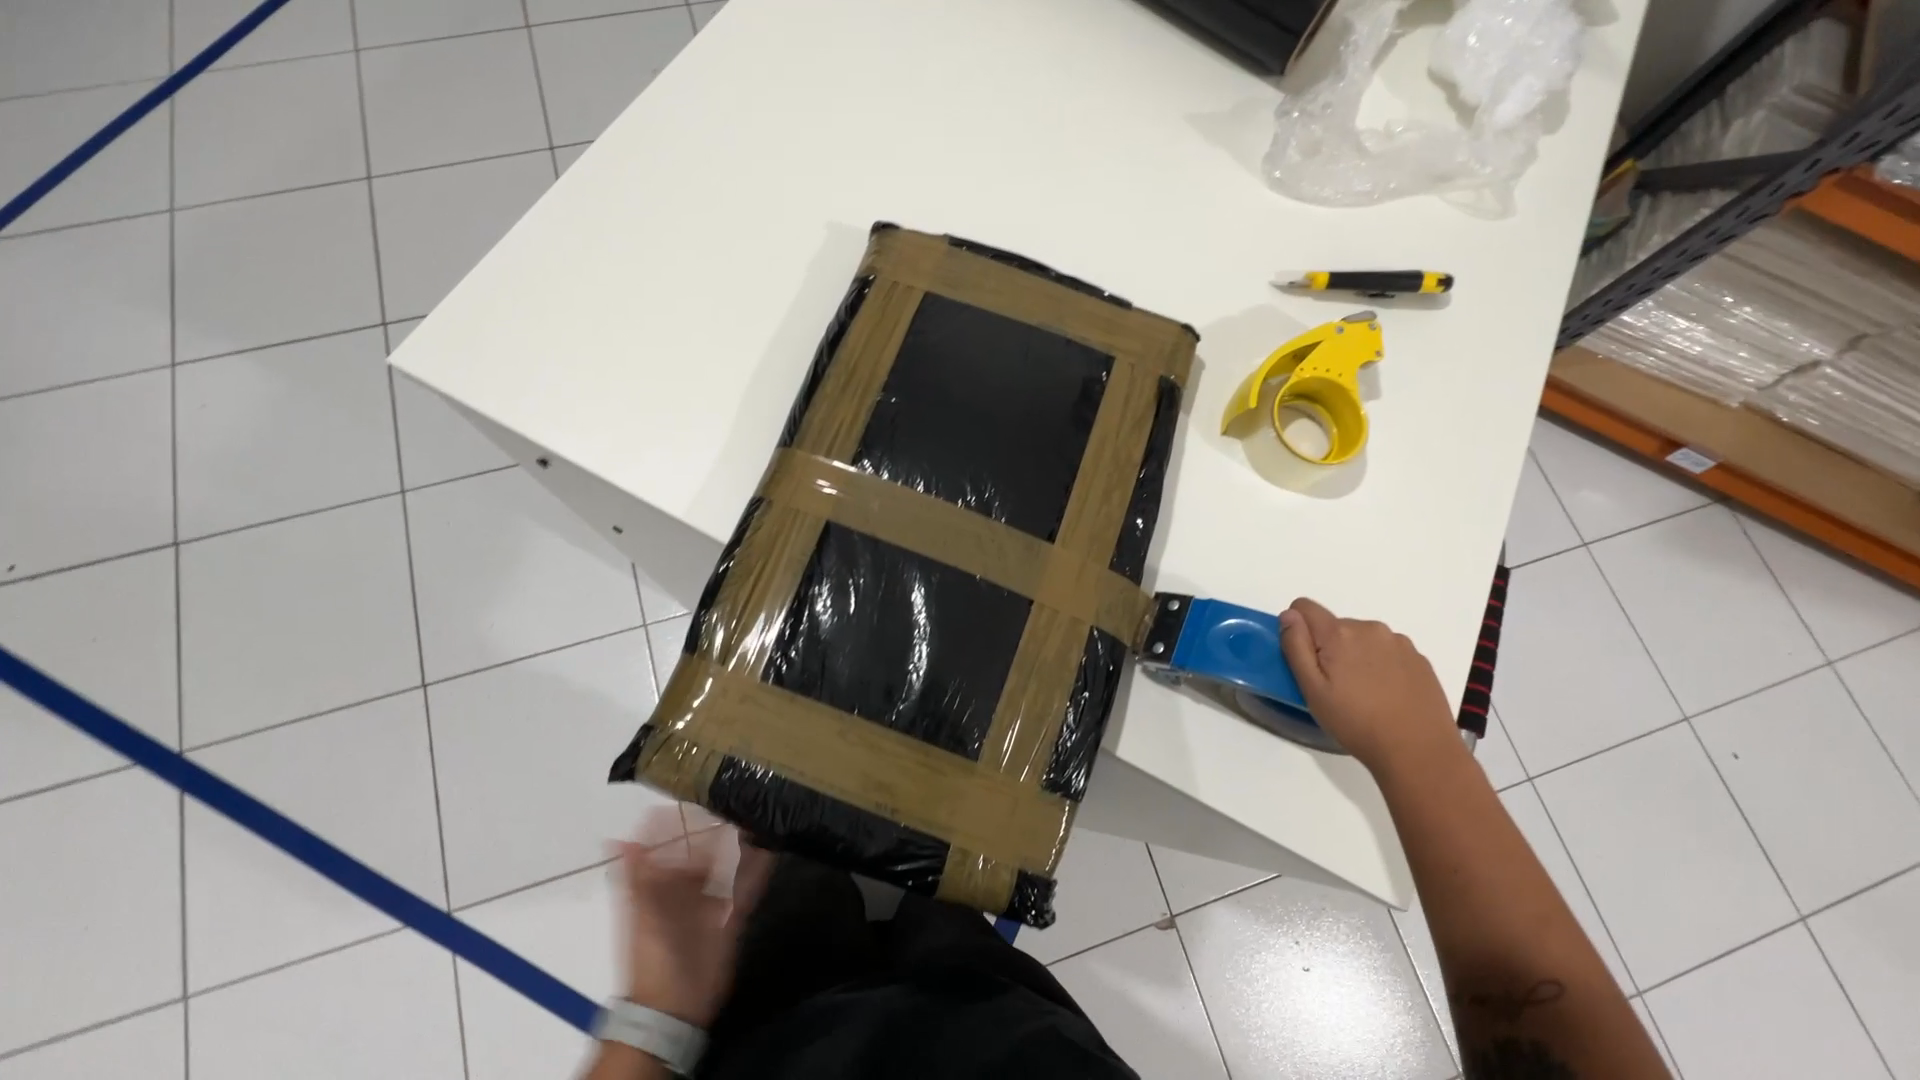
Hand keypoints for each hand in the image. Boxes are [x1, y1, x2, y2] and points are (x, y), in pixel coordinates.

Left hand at [614, 810, 770, 1027]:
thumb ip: (634, 876)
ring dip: (740, 845)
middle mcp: (683, 890)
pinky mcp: (731, 918)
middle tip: (734, 797)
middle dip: (715, 827)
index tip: (693, 794)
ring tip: (756, 816)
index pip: (667, 847)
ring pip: (726, 866)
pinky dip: (757, 870)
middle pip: (701, 852)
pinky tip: (770, 850)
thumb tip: (616, 838)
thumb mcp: (638, 913)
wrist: (671, 1008)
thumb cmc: (649, 956)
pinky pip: (746, 888)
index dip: (677, 823)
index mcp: (658, 886)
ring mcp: (709, 903)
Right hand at [1279, 597, 1460, 773]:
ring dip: (1356, 656)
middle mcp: (1370, 628)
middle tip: (1335, 687)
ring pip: (1363, 639)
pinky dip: (1381, 665)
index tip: (1305, 659)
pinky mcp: (1419, 658)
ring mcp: (1398, 642)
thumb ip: (1296, 646)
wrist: (1419, 750)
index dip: (1297, 629)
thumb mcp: (1312, 690)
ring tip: (1364, 693)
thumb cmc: (1356, 722)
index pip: (1304, 607)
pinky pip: (1388, 651)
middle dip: (1329, 648)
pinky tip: (1387, 695)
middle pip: (1335, 625)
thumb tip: (1288, 615)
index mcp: (1339, 633)